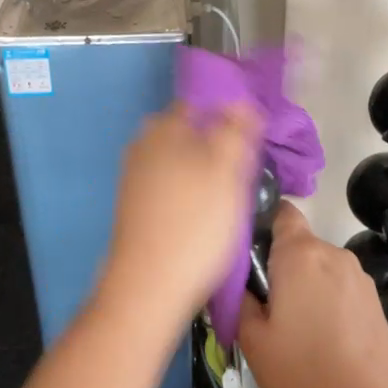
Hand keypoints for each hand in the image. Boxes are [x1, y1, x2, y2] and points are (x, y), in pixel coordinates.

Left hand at [95, 101, 261, 338]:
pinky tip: (204, 218)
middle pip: (190, 134)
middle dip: (217, 148)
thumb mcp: (228, 169)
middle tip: (243, 175)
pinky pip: (171, 188)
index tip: (252, 145)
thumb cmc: (195, 223)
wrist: (149, 285)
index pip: (203, 105)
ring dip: (204, 174)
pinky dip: (189, 196)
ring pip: (181, 162)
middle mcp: (143, 145)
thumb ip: (236, 129)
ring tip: (228, 200)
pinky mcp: (135, 207)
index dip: (230, 119)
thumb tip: (241, 102)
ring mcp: (135, 177)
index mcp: (164, 126)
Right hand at [237, 203, 387, 387]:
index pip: (280, 211)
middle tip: (260, 309)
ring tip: (290, 333)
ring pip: (317, 270)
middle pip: (297, 245)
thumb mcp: (252, 339)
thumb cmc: (304, 372)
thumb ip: (238, 299)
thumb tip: (239, 283)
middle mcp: (333, 254)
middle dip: (277, 268)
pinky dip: (323, 305)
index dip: (260, 226)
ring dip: (301, 289)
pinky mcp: (374, 302)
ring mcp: (359, 278)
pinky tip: (317, 343)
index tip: (245, 259)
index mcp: (301, 254)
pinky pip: (337, 290)